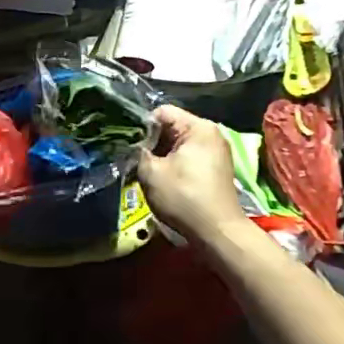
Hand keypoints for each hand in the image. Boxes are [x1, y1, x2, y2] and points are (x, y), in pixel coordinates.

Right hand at [138, 105, 247, 239]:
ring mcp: (215, 150)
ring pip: (178, 142)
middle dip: (150, 141)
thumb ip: (137, 150)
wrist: (216, 230)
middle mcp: (210, 133)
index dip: (140, 126)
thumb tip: (130, 143)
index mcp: (198, 127)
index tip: (127, 143)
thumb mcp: (150, 172)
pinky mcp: (215, 166)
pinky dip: (172, 163)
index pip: (161, 112)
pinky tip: (161, 177)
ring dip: (160, 154)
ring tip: (145, 169)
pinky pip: (187, 155)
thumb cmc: (183, 197)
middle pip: (171, 126)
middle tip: (132, 158)